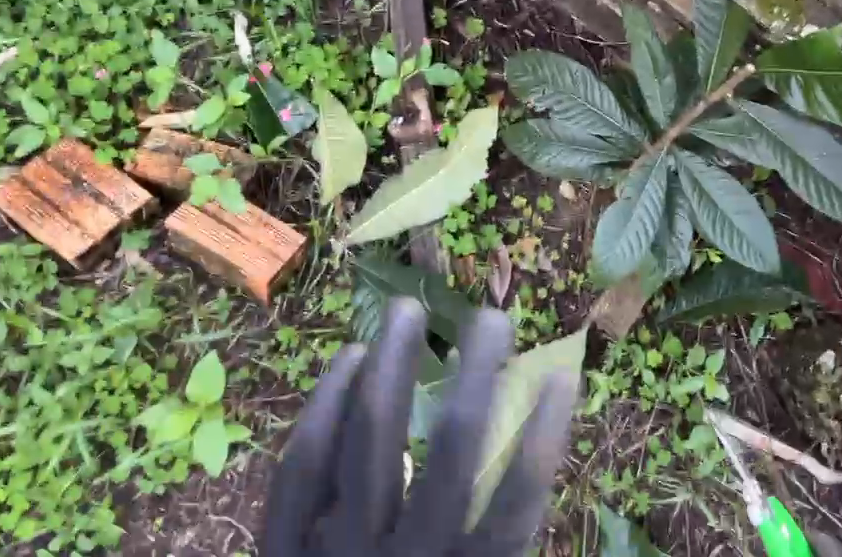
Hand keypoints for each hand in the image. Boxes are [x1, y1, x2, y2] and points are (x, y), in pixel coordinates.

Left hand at [261, 302, 577, 556]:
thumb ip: (496, 537)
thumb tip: (534, 437)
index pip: (512, 513)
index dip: (542, 440)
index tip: (562, 375)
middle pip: (447, 457)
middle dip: (475, 378)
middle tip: (494, 318)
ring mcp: (334, 556)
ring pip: (368, 444)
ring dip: (393, 367)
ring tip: (409, 309)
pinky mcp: (279, 551)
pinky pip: (302, 467)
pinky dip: (327, 405)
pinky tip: (352, 359)